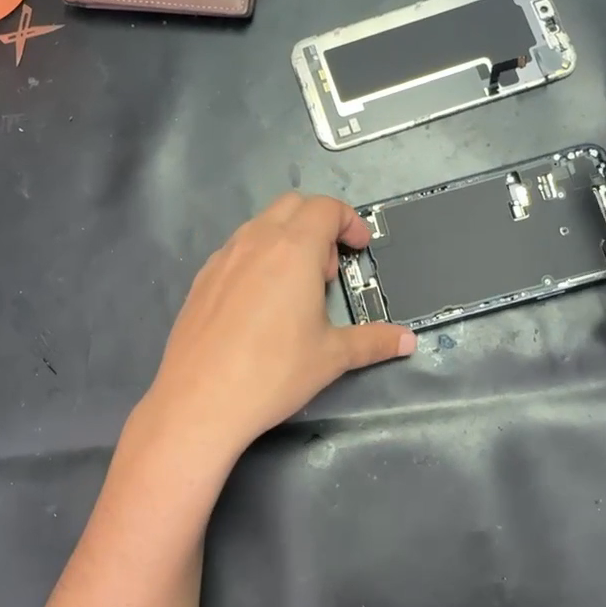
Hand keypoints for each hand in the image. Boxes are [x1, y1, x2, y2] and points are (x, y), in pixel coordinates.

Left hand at [138, 194, 414, 462]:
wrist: (199, 400)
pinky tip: (260, 305)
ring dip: (286, 241)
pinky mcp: (201, 280)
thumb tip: (407, 341)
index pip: (325, 208)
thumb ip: (372, 342)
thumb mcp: (331, 357)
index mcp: (293, 250)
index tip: (359, 248)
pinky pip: (236, 251)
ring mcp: (222, 258)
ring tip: (295, 290)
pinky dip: (257, 259)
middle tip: (327, 272)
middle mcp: (255, 242)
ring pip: (260, 226)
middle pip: (292, 206)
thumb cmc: (273, 372)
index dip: (349, 222)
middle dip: (318, 226)